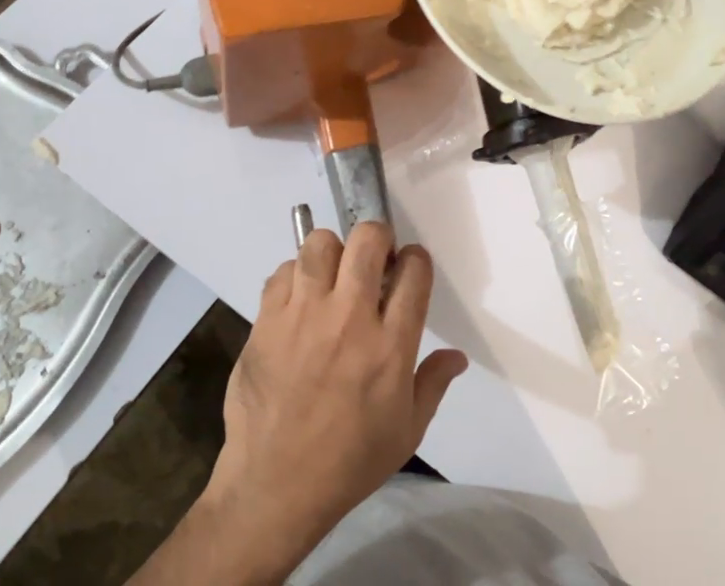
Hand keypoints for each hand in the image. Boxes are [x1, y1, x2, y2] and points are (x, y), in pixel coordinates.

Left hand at [201, 223, 467, 572]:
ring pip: (319, 243)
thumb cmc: (350, 461)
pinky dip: (296, 274)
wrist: (277, 484)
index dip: (416, 260)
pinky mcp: (266, 321)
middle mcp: (349, 318)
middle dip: (377, 239)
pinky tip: (301, 299)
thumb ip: (433, 384)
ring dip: (333, 251)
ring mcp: (303, 315)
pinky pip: (283, 271)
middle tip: (374, 260)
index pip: (413, 271)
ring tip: (334, 275)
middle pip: (367, 241)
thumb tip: (457, 356)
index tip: (409, 269)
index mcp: (390, 345)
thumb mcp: (407, 431)